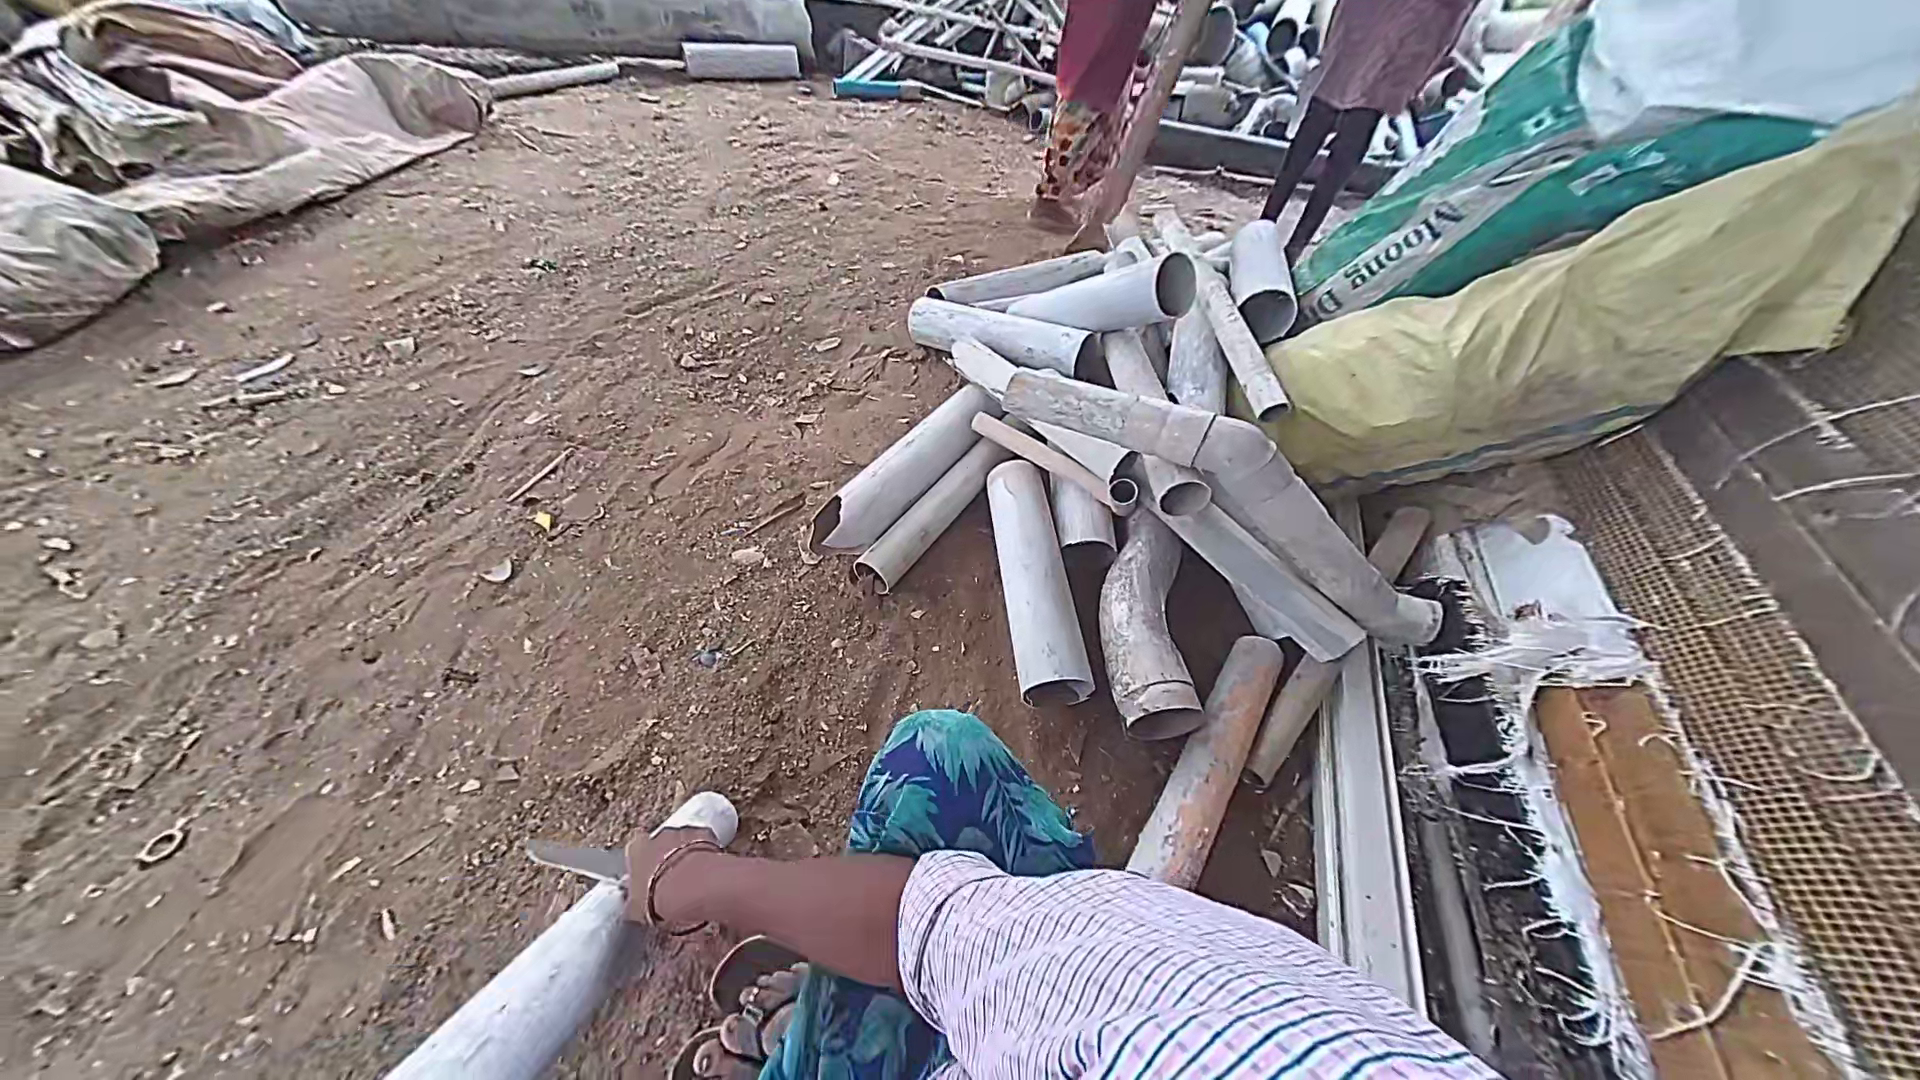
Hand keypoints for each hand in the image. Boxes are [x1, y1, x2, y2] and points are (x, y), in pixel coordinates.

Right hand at [624, 825, 722, 925]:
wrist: (692, 886)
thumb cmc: (657, 898)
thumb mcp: (635, 908)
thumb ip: (632, 900)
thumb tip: (631, 903)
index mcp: (637, 850)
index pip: (635, 846)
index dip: (642, 857)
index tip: (646, 871)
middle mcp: (660, 834)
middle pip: (661, 840)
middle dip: (666, 853)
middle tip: (671, 875)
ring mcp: (685, 831)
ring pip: (684, 838)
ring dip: (686, 851)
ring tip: (691, 874)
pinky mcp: (707, 832)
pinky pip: (704, 839)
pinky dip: (705, 850)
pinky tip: (707, 868)